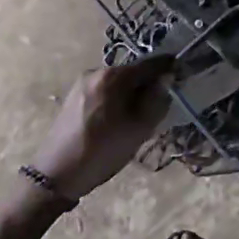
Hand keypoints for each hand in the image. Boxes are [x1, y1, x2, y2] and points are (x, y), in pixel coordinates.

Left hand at [29, 55, 174, 199]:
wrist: (55, 175)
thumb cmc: (102, 151)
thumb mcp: (139, 128)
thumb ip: (157, 100)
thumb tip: (165, 80)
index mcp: (112, 76)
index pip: (150, 63)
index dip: (168, 67)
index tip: (182, 73)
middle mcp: (96, 72)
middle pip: (133, 72)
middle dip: (149, 84)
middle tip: (161, 103)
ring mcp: (82, 84)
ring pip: (119, 83)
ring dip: (133, 93)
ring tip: (141, 115)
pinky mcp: (74, 97)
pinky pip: (105, 91)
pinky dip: (118, 99)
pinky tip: (120, 119)